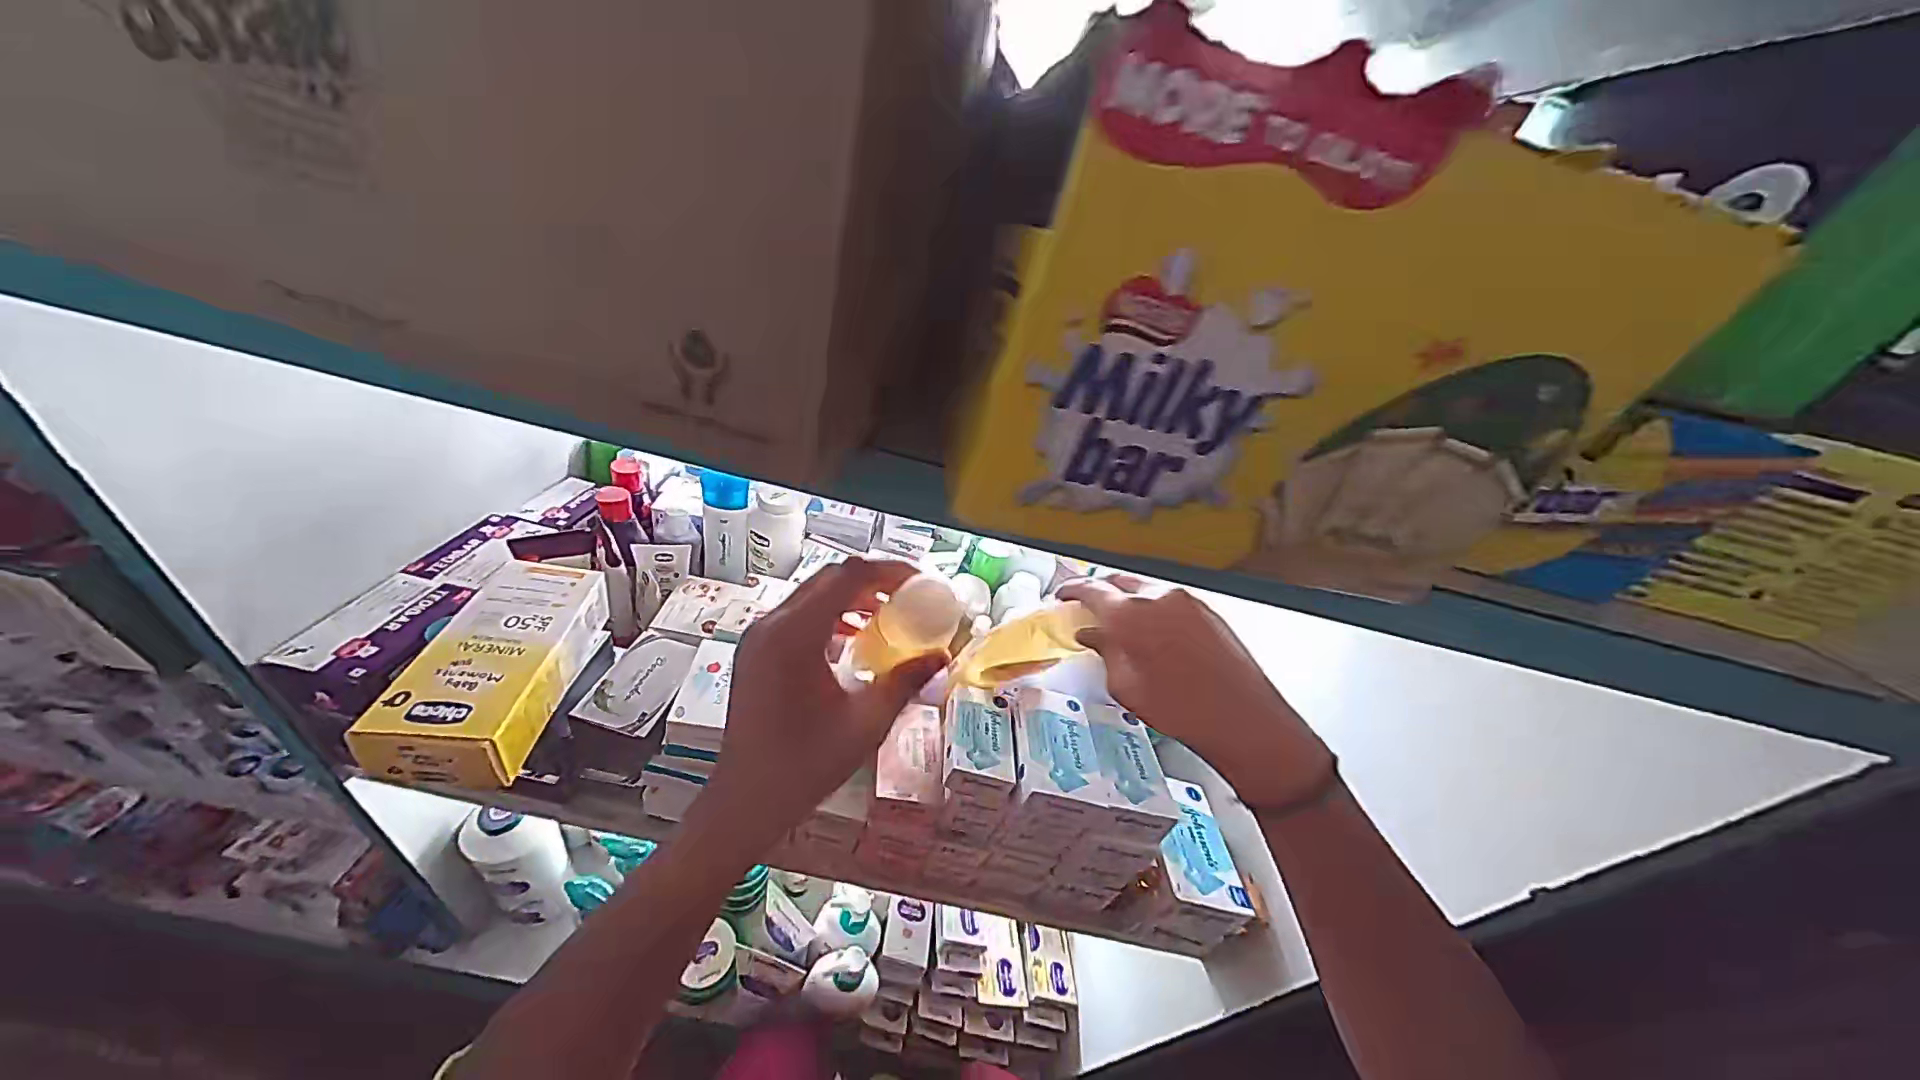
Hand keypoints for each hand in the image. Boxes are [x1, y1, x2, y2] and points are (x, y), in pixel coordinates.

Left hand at [695, 558, 944, 851]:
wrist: (746, 800)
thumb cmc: (803, 766)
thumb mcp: (865, 723)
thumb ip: (905, 682)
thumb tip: (940, 656)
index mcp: (794, 636)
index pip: (847, 576)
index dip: (889, 571)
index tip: (921, 582)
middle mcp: (771, 625)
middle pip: (829, 578)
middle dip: (874, 580)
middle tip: (911, 595)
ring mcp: (758, 637)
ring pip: (813, 594)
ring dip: (852, 596)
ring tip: (889, 614)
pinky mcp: (756, 651)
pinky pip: (799, 615)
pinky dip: (832, 615)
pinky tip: (856, 637)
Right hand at [1057, 574, 1333, 809]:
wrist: (1244, 720)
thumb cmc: (1182, 710)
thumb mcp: (1125, 686)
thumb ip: (1105, 651)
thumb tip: (1091, 635)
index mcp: (1130, 614)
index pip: (1090, 589)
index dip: (1072, 590)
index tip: (1063, 595)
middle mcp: (1158, 598)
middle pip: (1118, 582)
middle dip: (1099, 592)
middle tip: (1086, 609)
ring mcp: (1186, 601)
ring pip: (1145, 590)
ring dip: (1127, 601)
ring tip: (1118, 624)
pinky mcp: (1206, 611)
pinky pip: (1168, 601)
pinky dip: (1151, 609)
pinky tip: (1149, 632)